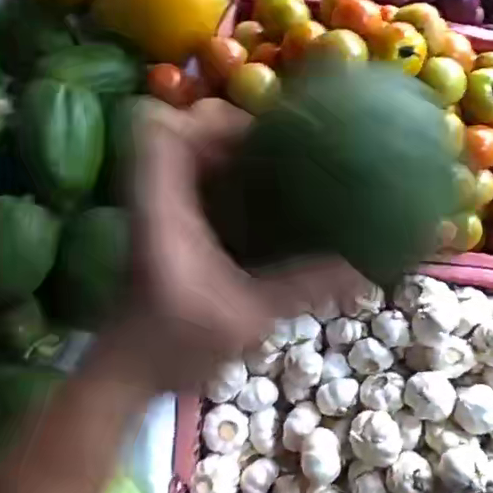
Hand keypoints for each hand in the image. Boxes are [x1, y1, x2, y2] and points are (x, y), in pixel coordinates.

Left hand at [96, 98, 362, 394]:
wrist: (128, 372)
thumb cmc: (176, 344)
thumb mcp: (248, 316)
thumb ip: (304, 287)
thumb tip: (364, 268)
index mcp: (163, 208)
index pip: (166, 132)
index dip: (209, 120)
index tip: (261, 133)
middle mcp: (155, 198)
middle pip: (178, 131)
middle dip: (227, 130)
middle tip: (278, 145)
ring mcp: (156, 210)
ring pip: (184, 154)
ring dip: (226, 151)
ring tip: (276, 163)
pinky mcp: (166, 226)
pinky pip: (193, 181)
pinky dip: (223, 176)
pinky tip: (262, 199)